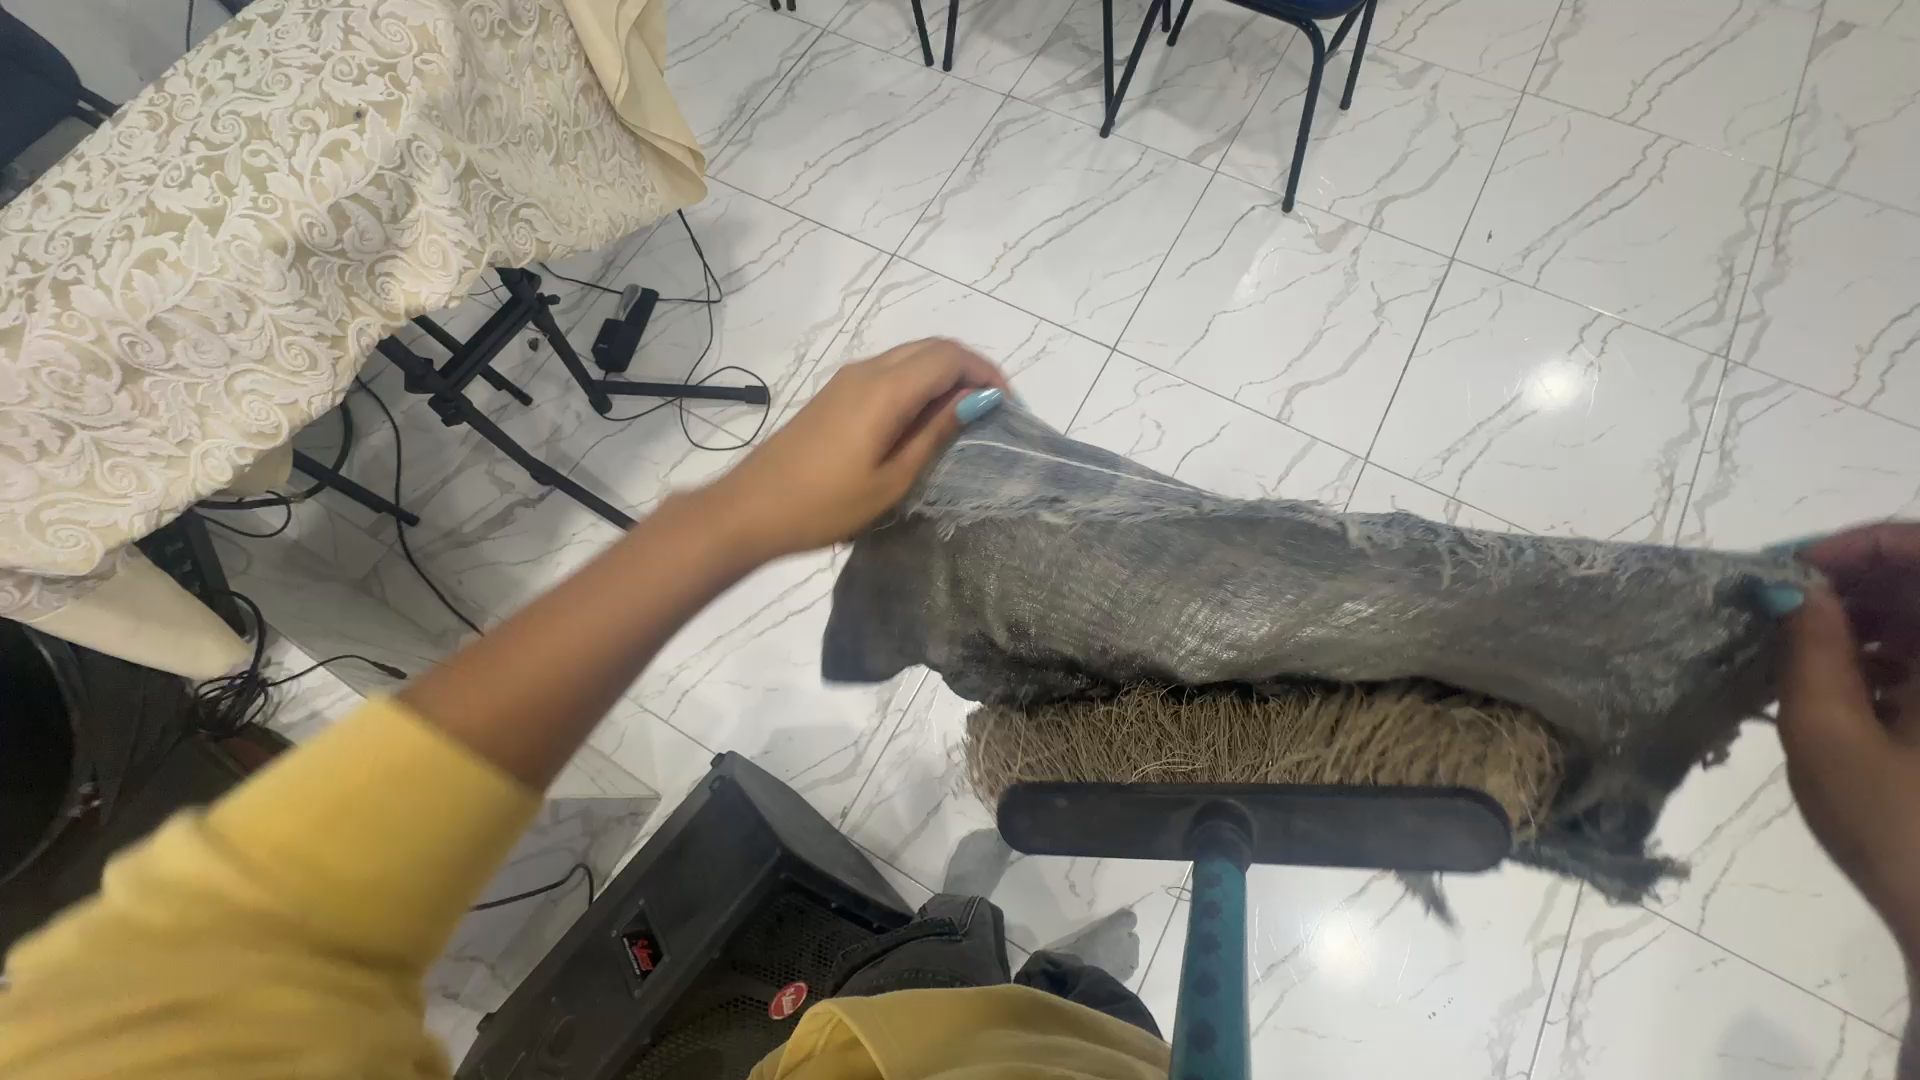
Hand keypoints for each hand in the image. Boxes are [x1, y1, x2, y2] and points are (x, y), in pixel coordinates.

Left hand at [700, 338, 1006, 561]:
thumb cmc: (826, 505)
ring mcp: (847, 379)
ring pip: (910, 356)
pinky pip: (889, 371)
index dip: (987, 373)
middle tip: (993, 409)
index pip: (950, 357)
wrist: (751, 509)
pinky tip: (924, 418)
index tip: (1009, 406)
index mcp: (886, 389)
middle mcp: (867, 370)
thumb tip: (977, 398)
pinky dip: (918, 382)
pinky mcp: (835, 392)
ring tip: (965, 416)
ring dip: (944, 375)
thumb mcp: (892, 478)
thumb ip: (935, 432)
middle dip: (970, 369)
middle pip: (931, 348)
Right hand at [1774, 523, 1919, 961]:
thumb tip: (1787, 584)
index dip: (1856, 543)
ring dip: (1867, 614)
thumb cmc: (1898, 825)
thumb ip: (1811, 646)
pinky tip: (1842, 680)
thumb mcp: (1828, 730)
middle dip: (1852, 577)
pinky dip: (1890, 649)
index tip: (1782, 570)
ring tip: (1798, 645)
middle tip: (1775, 603)